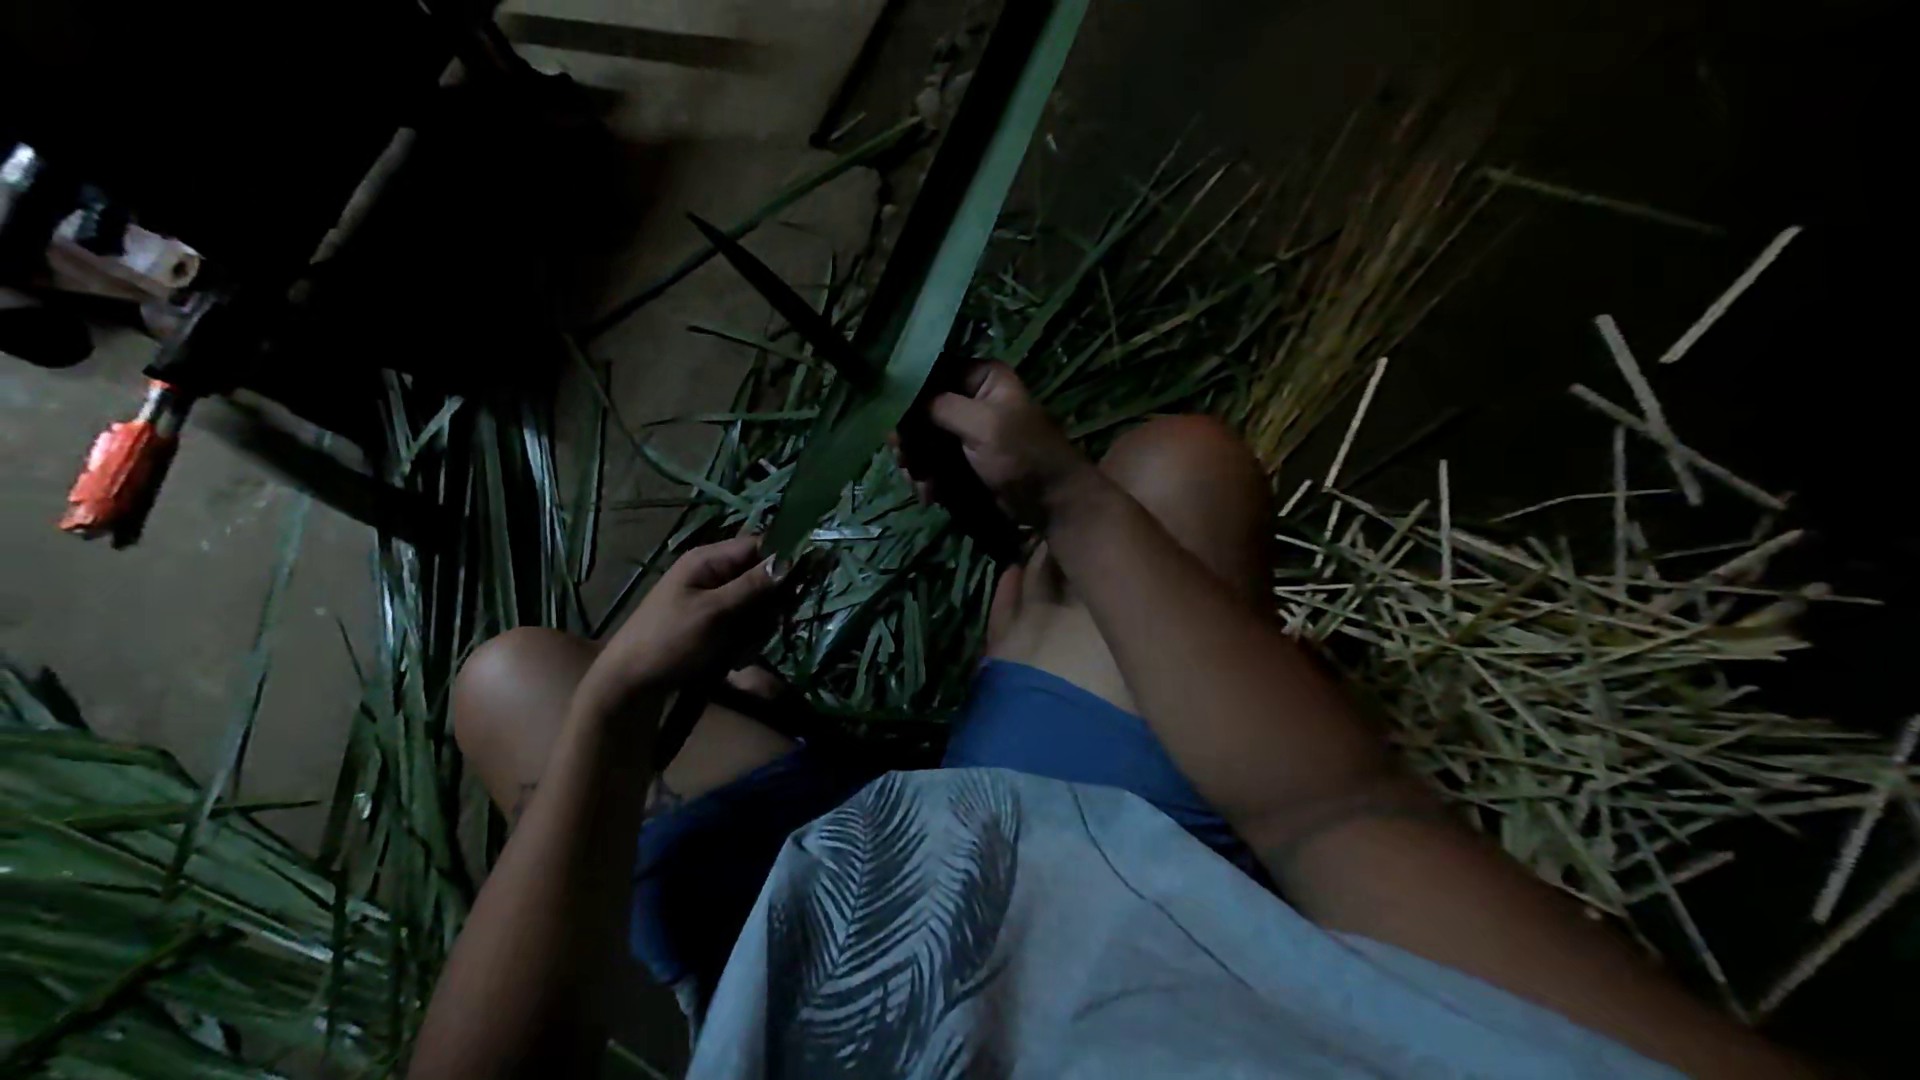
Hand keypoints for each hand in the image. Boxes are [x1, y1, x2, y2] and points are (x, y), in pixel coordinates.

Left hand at [579, 536, 783, 708]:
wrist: (630, 683)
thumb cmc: (668, 640)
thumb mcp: (713, 611)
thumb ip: (752, 585)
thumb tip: (791, 559)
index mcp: (707, 560)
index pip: (757, 545)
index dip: (783, 558)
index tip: (807, 579)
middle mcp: (712, 573)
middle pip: (760, 573)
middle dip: (773, 597)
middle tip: (773, 621)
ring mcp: (713, 598)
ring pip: (756, 600)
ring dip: (761, 621)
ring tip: (750, 643)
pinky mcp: (714, 622)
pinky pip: (745, 619)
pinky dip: (749, 634)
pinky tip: (742, 653)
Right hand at [918, 361, 1095, 527]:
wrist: (1050, 503)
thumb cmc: (1024, 456)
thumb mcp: (984, 424)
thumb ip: (941, 406)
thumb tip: (902, 400)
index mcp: (982, 377)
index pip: (931, 372)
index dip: (909, 395)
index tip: (894, 421)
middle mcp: (969, 398)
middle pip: (920, 409)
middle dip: (910, 438)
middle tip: (905, 459)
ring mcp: (963, 431)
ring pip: (921, 439)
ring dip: (915, 463)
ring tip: (921, 484)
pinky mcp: (960, 460)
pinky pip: (930, 462)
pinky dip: (925, 478)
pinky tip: (929, 495)